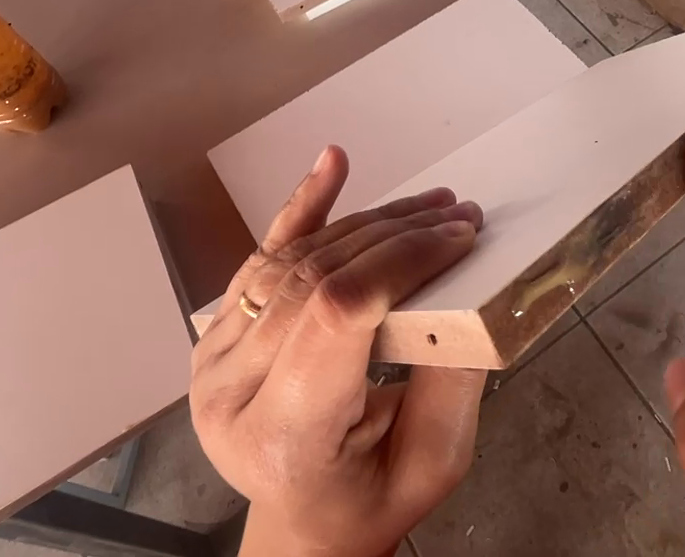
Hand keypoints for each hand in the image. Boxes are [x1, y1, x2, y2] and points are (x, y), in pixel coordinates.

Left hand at [190, 146, 486, 556]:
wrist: (300, 524)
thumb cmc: (371, 503)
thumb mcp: (434, 462)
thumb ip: (451, 380)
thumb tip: (470, 289)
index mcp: (283, 432)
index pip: (339, 311)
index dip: (404, 259)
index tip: (463, 238)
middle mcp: (231, 387)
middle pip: (321, 274)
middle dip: (400, 234)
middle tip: (462, 215)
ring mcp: (214, 354)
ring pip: (300, 257)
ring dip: (372, 221)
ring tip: (431, 204)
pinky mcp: (218, 332)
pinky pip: (265, 255)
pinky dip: (304, 205)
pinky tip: (334, 163)